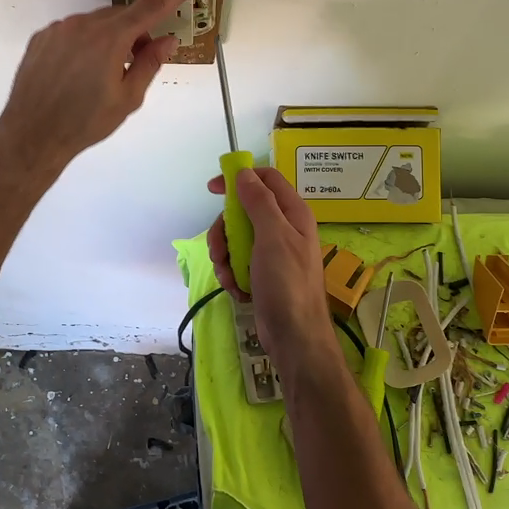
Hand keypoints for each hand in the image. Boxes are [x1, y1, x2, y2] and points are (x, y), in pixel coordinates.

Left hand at [0, 0, 200, 173]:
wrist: (32, 135)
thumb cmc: (84, 122)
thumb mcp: (127, 98)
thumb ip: (150, 64)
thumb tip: (168, 40)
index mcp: (110, 39)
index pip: (152, 6)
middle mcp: (83, 25)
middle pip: (122, 16)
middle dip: (136, 33)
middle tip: (137, 63)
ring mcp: (59, 29)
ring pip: (96, 23)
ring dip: (109, 39)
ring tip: (102, 75)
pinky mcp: (41, 38)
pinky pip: (73, 31)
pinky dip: (85, 43)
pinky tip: (79, 73)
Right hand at [206, 167, 339, 374]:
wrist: (295, 335)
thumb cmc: (287, 283)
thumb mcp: (273, 237)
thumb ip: (259, 202)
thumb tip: (244, 173)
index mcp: (293, 214)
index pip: (266, 180)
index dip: (239, 178)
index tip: (213, 189)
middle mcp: (284, 228)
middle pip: (243, 211)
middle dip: (225, 231)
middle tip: (218, 250)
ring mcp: (273, 252)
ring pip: (236, 239)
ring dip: (225, 257)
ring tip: (229, 277)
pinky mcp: (263, 273)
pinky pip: (238, 262)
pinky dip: (232, 274)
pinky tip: (238, 290)